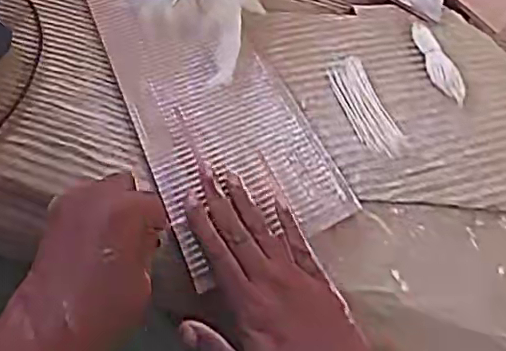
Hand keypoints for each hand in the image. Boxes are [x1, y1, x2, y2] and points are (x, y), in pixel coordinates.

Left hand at [0, 173, 166, 350]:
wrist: (54, 320)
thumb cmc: (99, 309)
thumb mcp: (142, 283)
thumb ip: (146, 247)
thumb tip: (146, 236)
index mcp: (128, 209)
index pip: (154, 201)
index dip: (157, 220)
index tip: (157, 231)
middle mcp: (100, 194)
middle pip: (126, 184)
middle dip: (133, 204)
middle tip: (135, 230)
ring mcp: (75, 197)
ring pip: (101, 188)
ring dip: (109, 204)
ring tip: (110, 234)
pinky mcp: (56, 207)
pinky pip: (81, 199)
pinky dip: (89, 210)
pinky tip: (90, 236)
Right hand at [183, 173, 370, 350]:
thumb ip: (216, 344)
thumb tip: (186, 328)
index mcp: (250, 303)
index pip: (218, 253)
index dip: (201, 223)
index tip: (190, 198)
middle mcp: (269, 281)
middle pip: (237, 232)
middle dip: (218, 199)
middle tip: (206, 171)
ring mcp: (295, 277)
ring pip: (263, 230)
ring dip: (245, 201)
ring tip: (232, 176)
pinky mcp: (318, 281)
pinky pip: (298, 243)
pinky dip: (286, 220)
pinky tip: (278, 201)